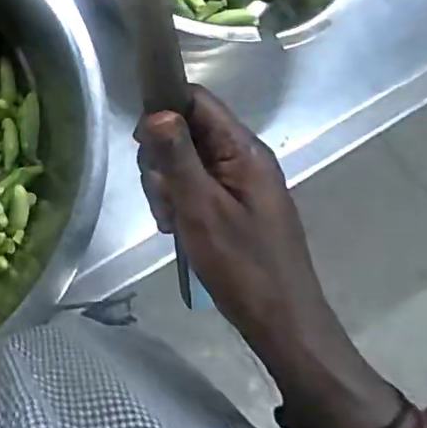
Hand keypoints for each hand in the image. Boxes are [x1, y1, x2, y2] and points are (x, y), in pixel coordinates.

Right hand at [136, 85, 399, 427]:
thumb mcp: (201, 207)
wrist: (285, 327)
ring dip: (166, 184)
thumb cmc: (243, 266)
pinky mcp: (232, 203)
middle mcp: (242, 157)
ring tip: (171, 219)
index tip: (142, 142)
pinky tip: (176, 226)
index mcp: (242, 149)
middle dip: (161, 158)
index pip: (197, 100)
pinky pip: (193, 184)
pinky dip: (177, 200)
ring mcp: (238, 181)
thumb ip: (177, 156)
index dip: (164, 109)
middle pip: (185, 129)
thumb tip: (156, 112)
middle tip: (162, 195)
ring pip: (183, 158)